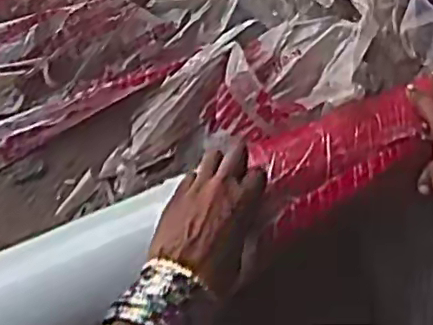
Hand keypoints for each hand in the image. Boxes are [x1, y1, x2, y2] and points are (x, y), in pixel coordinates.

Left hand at [147, 144, 266, 297]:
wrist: (174, 283)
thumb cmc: (212, 276)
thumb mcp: (242, 255)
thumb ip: (248, 230)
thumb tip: (249, 226)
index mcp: (243, 199)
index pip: (259, 172)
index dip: (256, 180)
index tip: (253, 188)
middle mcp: (223, 184)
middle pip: (237, 150)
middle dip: (239, 158)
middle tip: (237, 170)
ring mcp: (198, 185)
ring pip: (212, 155)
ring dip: (216, 163)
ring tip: (215, 175)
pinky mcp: (177, 192)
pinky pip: (190, 174)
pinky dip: (195, 180)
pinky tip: (194, 192)